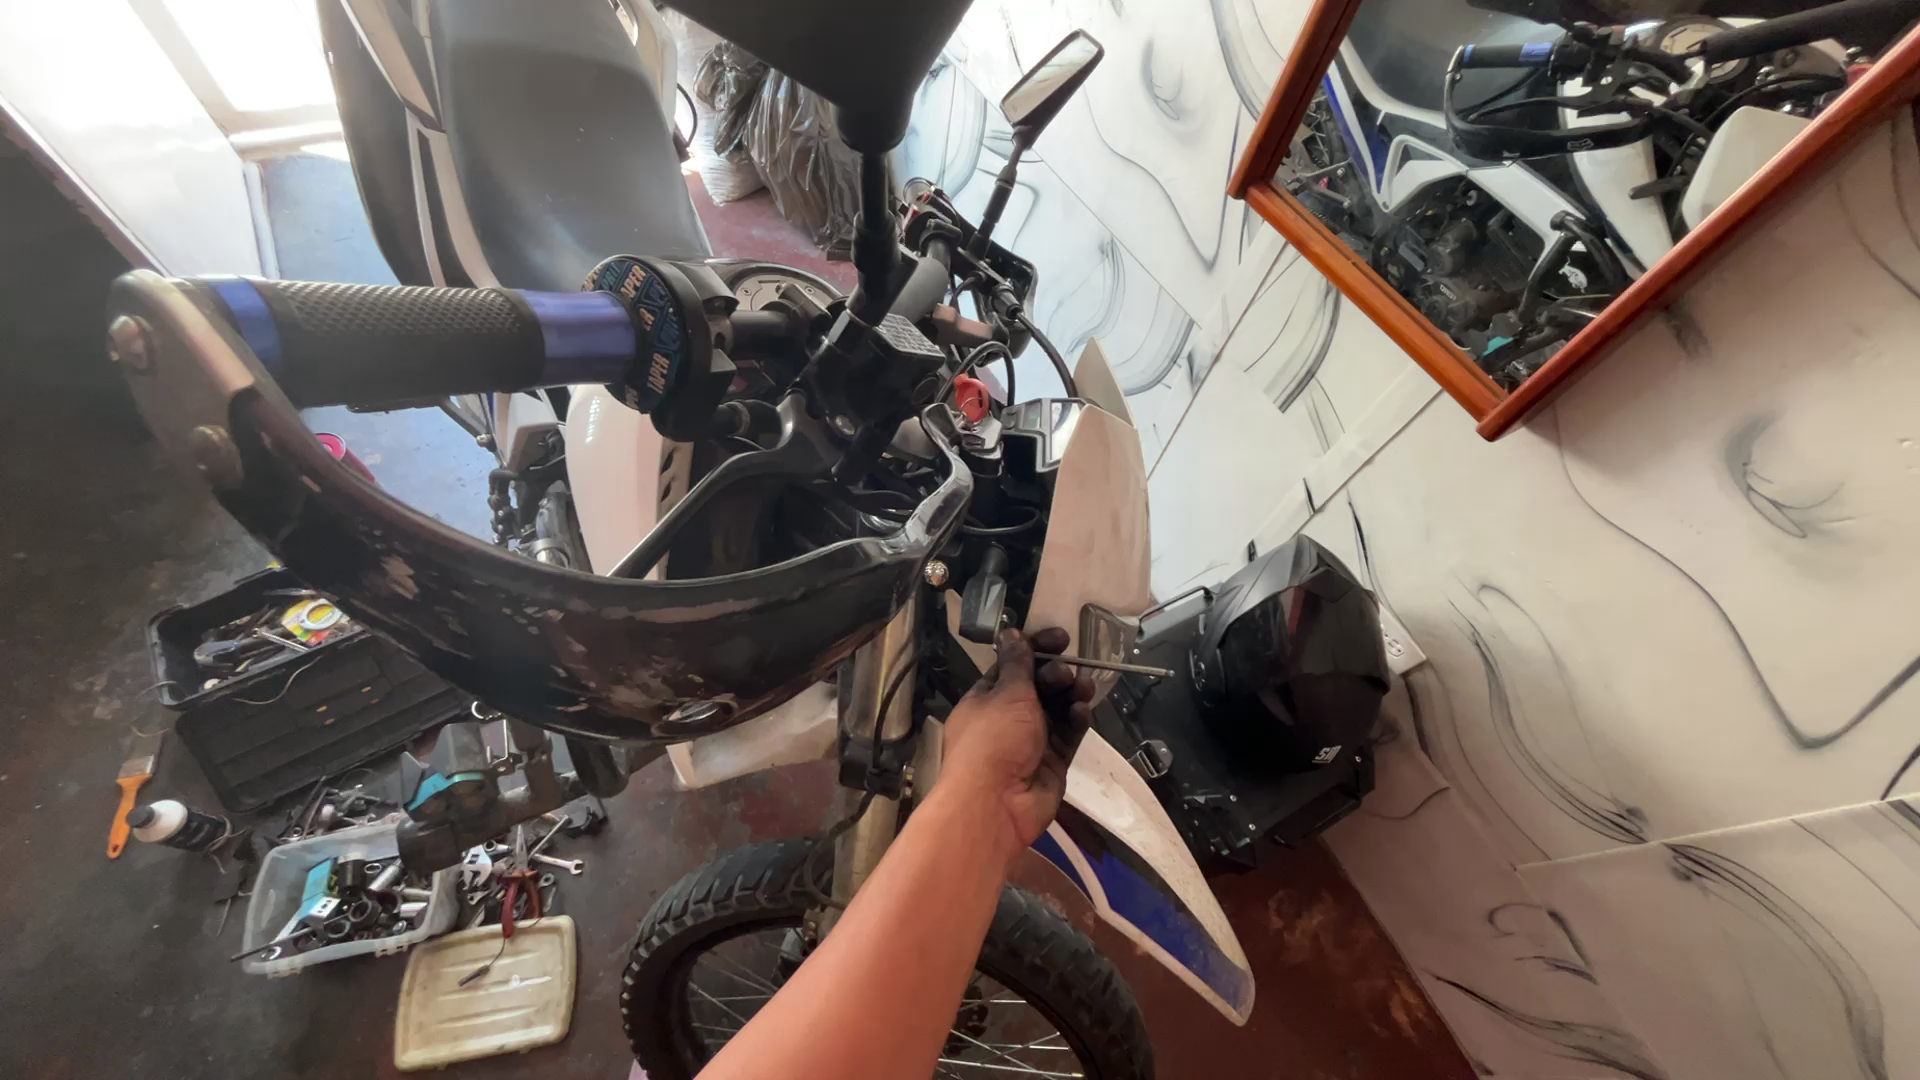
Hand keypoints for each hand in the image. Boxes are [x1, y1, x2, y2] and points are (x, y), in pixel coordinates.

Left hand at [941, 627, 1094, 851]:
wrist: (996, 803)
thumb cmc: (994, 739)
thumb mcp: (1006, 693)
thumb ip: (1017, 664)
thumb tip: (1011, 633)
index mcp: (986, 698)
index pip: (1012, 665)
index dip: (1036, 649)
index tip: (1060, 637)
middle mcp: (1007, 717)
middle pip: (1038, 686)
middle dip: (1055, 674)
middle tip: (1067, 671)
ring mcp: (1031, 740)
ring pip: (1056, 710)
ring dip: (1070, 695)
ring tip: (1084, 686)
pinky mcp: (1052, 762)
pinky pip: (1067, 735)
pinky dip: (1075, 721)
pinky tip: (1082, 711)